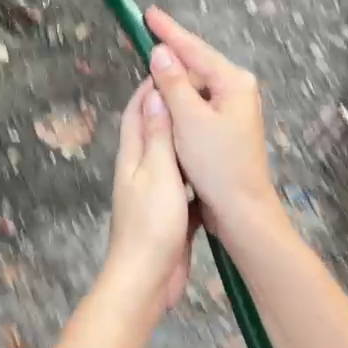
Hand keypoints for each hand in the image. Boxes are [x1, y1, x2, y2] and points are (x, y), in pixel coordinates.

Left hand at [103, 80, 194, 316]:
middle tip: (203, 91)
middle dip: (172, 108)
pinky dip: (196, 172)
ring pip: (170, 157)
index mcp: (132, 157)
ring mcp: (154, 194)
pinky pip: (184, 185)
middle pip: (154, 130)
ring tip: (213, 124)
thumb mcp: (157, 174)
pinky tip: (215, 168)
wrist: (146, 281)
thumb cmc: (151, 225)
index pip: (138, 111)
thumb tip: (155, 94)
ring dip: (186, 139)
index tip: (174, 66)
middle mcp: (139, 171)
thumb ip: (158, 136)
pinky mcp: (170, 215)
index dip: (151, 86)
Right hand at [143, 8, 278, 237]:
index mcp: (233, 82)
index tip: (148, 13)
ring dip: (174, 76)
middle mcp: (237, 89)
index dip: (169, 32)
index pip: (194, 49)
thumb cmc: (217, 164)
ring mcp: (233, 109)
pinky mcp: (225, 127)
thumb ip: (174, 84)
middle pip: (197, 63)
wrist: (241, 208)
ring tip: (150, 60)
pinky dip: (179, 97)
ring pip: (196, 84)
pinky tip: (165, 97)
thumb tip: (160, 52)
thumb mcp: (190, 120)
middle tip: (146, 34)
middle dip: (172, 50)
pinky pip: (197, 102)